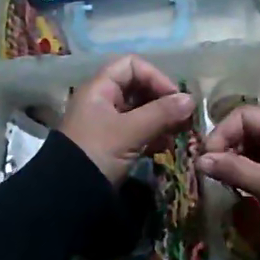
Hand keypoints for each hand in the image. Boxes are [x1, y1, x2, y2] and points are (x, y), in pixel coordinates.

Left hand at [58, 55, 195, 184]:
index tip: (174, 97)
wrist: (68, 194)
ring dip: (161, 119)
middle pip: (138, 88)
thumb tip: (190, 100)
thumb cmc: (97, 153)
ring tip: (179, 133)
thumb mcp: (130, 132)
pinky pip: (136, 131)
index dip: (155, 76)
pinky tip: (167, 146)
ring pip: (139, 111)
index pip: (131, 65)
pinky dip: (153, 135)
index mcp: (99, 89)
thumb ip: (161, 114)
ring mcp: (106, 123)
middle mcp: (102, 101)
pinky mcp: (111, 144)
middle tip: (183, 118)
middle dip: (163, 101)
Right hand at [197, 105, 259, 230]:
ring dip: (237, 159)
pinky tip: (241, 184)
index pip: (243, 115)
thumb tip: (199, 161)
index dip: (221, 133)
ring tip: (226, 179)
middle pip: (247, 127)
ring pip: (254, 144)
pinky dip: (250, 167)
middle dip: (227, 146)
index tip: (209, 158)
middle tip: (214, 170)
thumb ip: (233, 170)